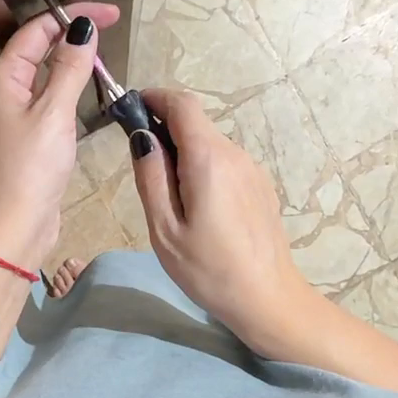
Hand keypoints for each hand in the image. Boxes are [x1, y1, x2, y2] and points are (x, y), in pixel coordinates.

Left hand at [0, 1, 121, 267]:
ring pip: (44, 74)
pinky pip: (49, 99)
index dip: (72, 14)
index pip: (36, 30)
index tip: (111, 12)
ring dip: (71, 60)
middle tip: (112, 28)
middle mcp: (3, 91)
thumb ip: (69, 68)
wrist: (13, 227)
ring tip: (104, 53)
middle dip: (71, 33)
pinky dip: (69, 87)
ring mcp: (14, 115)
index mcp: (2, 78)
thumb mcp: (54, 113)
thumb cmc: (30, 169)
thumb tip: (83, 27)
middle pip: (37, 48)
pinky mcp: (28, 137)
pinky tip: (87, 90)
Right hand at [128, 89, 325, 355]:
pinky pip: (225, 165)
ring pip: (210, 146)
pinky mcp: (260, 187)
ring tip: (168, 201)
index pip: (182, 104)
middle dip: (164, 132)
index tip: (129, 111)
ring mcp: (252, 170)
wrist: (268, 299)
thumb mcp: (164, 228)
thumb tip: (140, 135)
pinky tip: (197, 210)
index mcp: (208, 158)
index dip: (153, 98)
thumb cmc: (209, 270)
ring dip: (183, 155)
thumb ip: (150, 176)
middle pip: (195, 124)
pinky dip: (202, 170)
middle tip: (141, 168)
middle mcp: (235, 154)